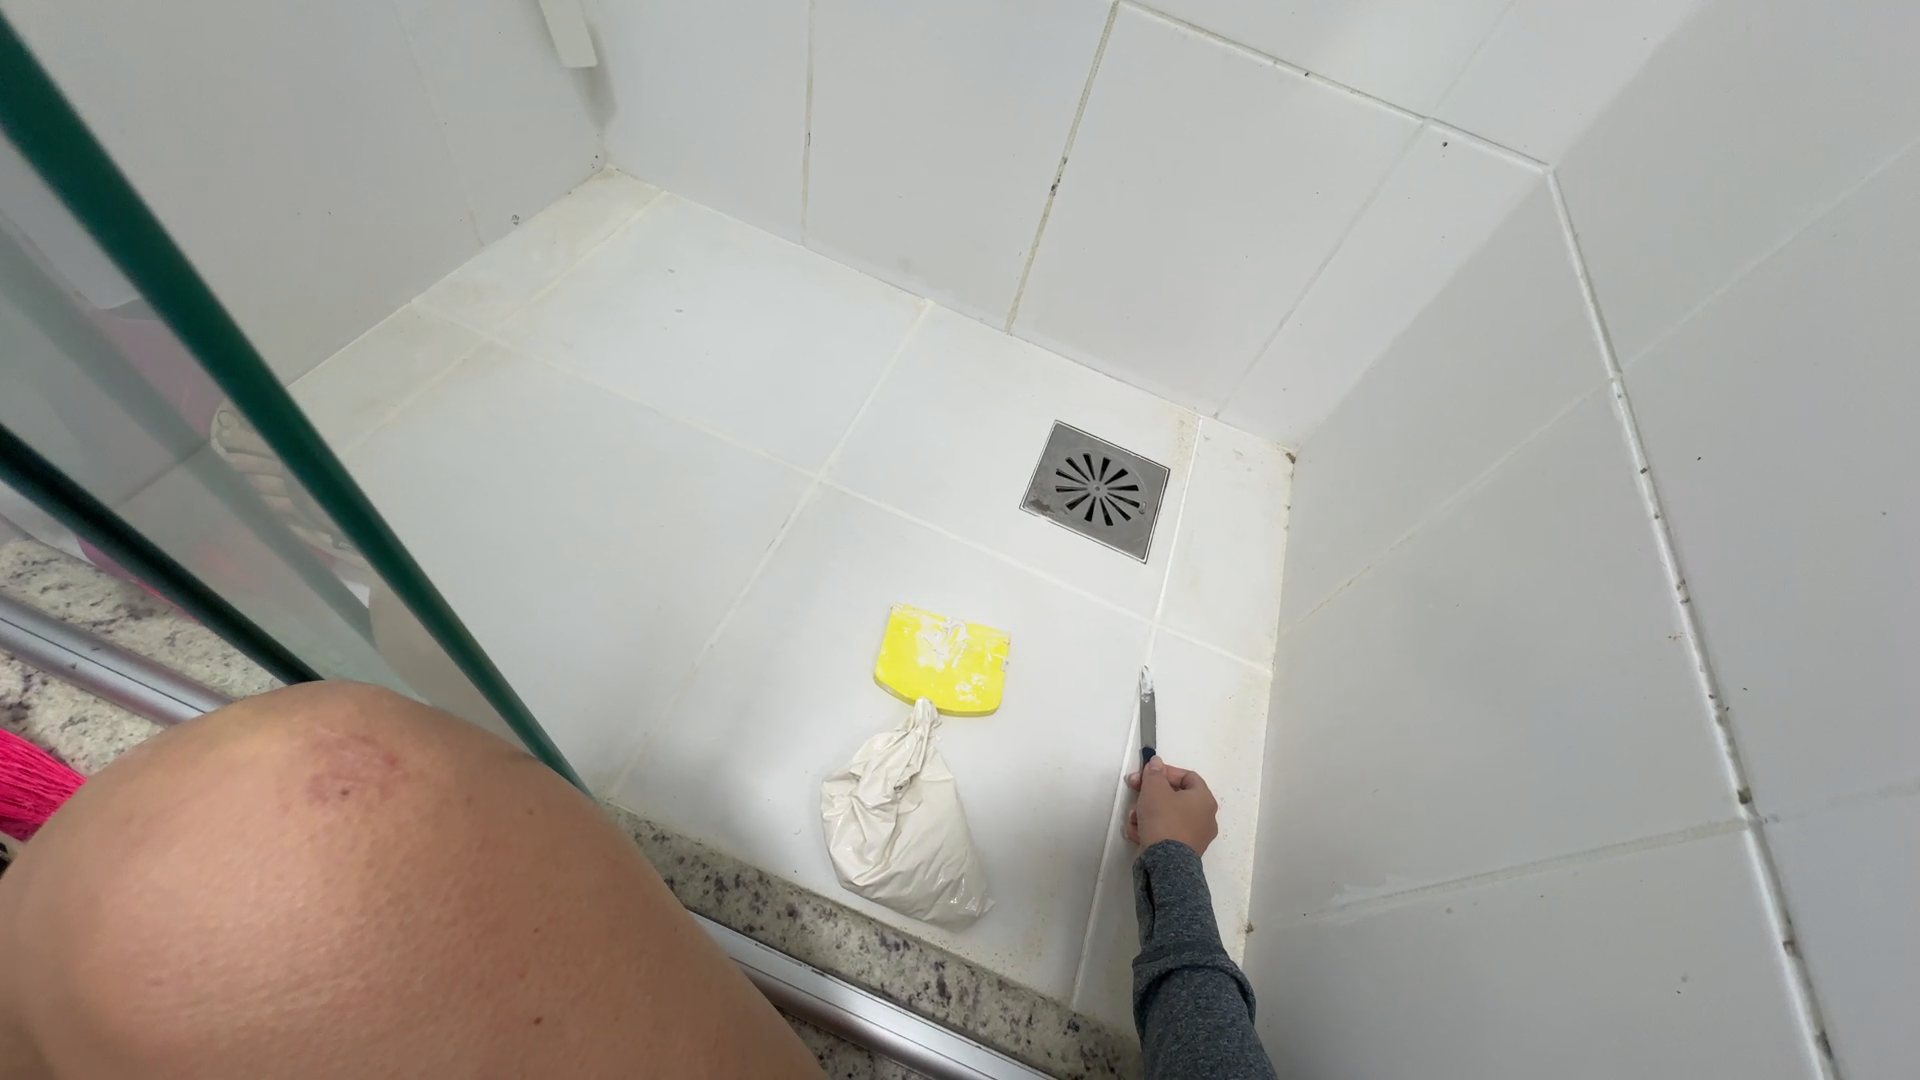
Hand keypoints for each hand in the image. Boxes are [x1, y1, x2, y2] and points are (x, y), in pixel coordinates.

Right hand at [1125, 756, 1217, 854]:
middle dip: (1150, 793)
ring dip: (1146, 812)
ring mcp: (1194, 836)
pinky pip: (1165, 832)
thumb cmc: (1164, 819)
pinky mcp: (1182, 851)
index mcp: (1203, 799)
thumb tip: (1157, 762)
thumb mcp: (1154, 789)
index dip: (1165, 771)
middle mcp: (1204, 817)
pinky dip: (1150, 829)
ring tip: (1134, 817)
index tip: (1147, 774)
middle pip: (1173, 796)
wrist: (1166, 863)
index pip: (1187, 776)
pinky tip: (1138, 833)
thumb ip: (1154, 772)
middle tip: (1134, 790)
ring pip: (1166, 814)